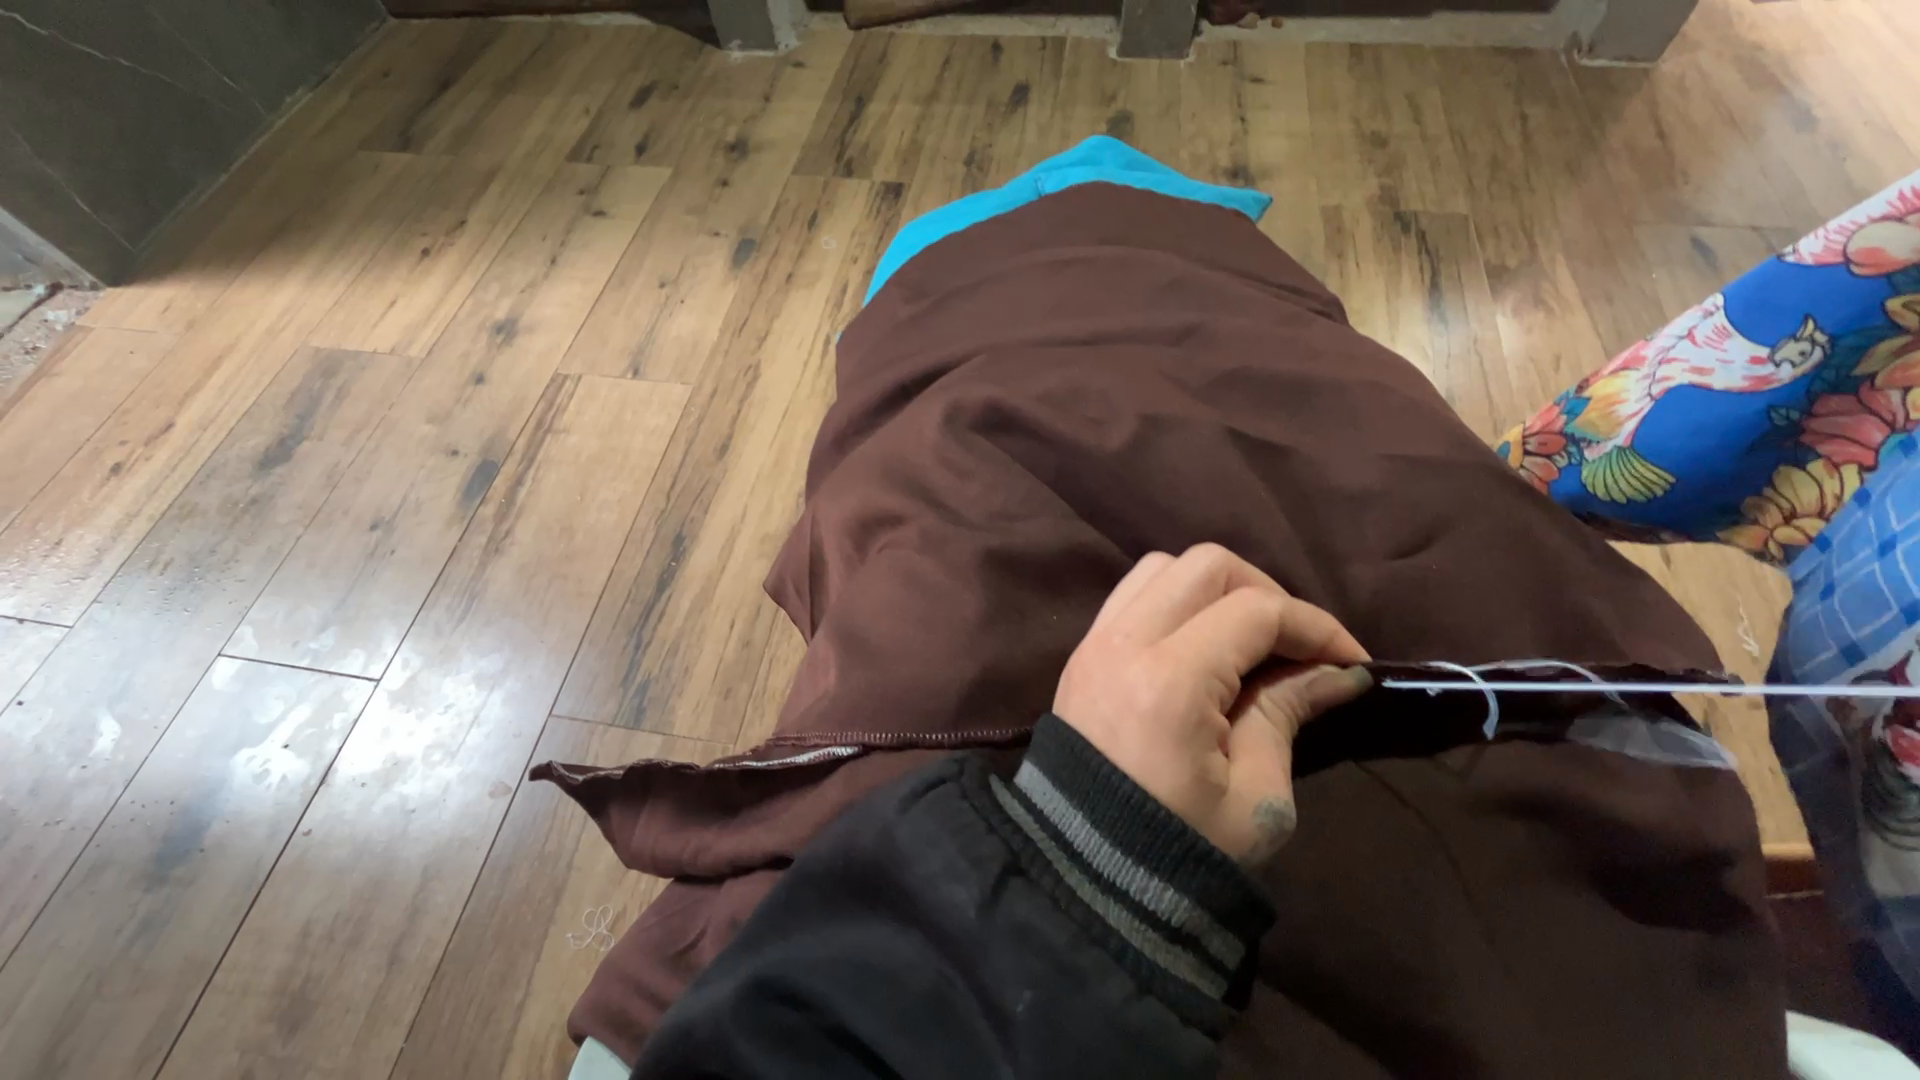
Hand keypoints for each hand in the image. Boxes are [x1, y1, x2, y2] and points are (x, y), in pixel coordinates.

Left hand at [1053, 544, 1371, 863]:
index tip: (1351, 662)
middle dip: (1266, 594)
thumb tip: (1337, 671)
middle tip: (1297, 648)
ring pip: (1162, 568)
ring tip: (1248, 643)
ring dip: (1215, 590)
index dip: (1315, 626)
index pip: (1255, 610)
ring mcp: (1093, 644)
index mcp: (1169, 681)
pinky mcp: (1080, 656)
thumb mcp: (1255, 798)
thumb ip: (1287, 715)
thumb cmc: (1176, 854)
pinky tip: (1201, 647)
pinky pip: (1131, 596)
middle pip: (1205, 565)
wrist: (1083, 880)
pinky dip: (1174, 602)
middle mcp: (1123, 643)